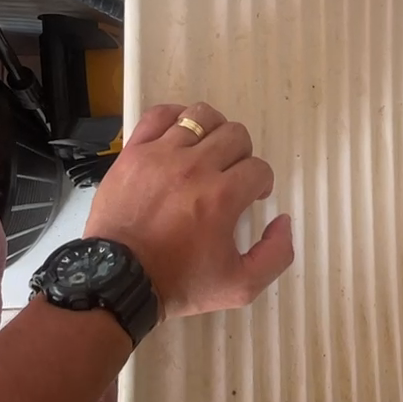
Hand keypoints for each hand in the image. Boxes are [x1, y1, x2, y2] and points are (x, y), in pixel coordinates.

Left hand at [85, 102, 293, 319]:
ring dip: (214, 132)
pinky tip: (179, 138)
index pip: (259, 169)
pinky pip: (160, 115)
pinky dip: (176, 118)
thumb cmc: (179, 282)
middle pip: (236, 135)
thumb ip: (276, 255)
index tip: (249, 199)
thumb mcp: (240, 286)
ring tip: (207, 153)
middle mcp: (195, 167)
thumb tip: (283, 220)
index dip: (260, 184)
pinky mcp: (134, 151)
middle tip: (230, 177)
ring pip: (202, 117)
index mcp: (222, 196)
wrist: (118, 280)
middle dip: (242, 156)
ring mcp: (161, 154)